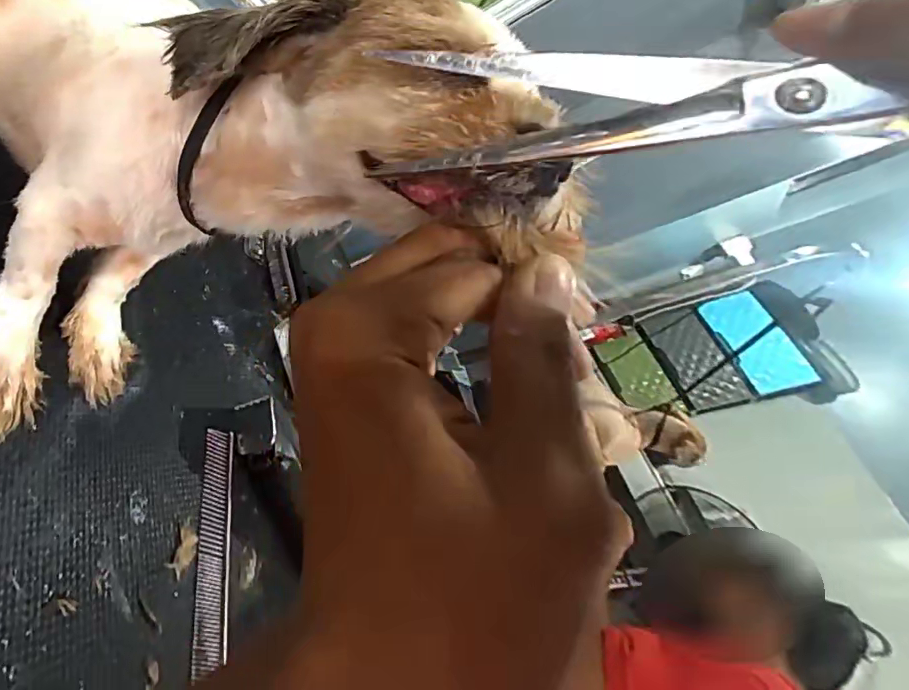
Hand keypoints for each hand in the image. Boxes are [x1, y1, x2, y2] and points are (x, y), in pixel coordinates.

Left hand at [260, 225, 628, 688]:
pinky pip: (405, 321)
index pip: (472, 267)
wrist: (384, 671)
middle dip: (505, 290)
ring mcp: (325, 347)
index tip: (583, 347)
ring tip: (540, 374)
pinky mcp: (336, 375)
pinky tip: (497, 380)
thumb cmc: (473, 593)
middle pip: (439, 260)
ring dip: (486, 315)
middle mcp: (329, 321)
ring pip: (425, 285)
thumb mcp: (541, 475)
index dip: (538, 294)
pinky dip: (455, 336)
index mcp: (364, 331)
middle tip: (562, 354)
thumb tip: (543, 265)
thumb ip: (540, 354)